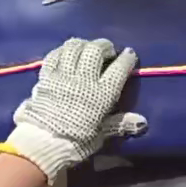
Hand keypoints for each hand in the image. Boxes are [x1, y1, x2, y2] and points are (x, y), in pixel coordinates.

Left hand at [0, 38, 146, 180]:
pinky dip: (62, 51)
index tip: (129, 54)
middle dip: (104, 46)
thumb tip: (142, 122)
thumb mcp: (101, 135)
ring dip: (83, 44)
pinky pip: (54, 55)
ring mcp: (63, 76)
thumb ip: (120, 124)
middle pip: (95, 51)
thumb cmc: (76, 141)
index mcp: (101, 94)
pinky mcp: (46, 76)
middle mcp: (83, 80)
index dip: (127, 59)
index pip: (119, 69)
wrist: (43, 142)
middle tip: (107, 50)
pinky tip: (66, 52)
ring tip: (87, 47)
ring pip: (74, 48)